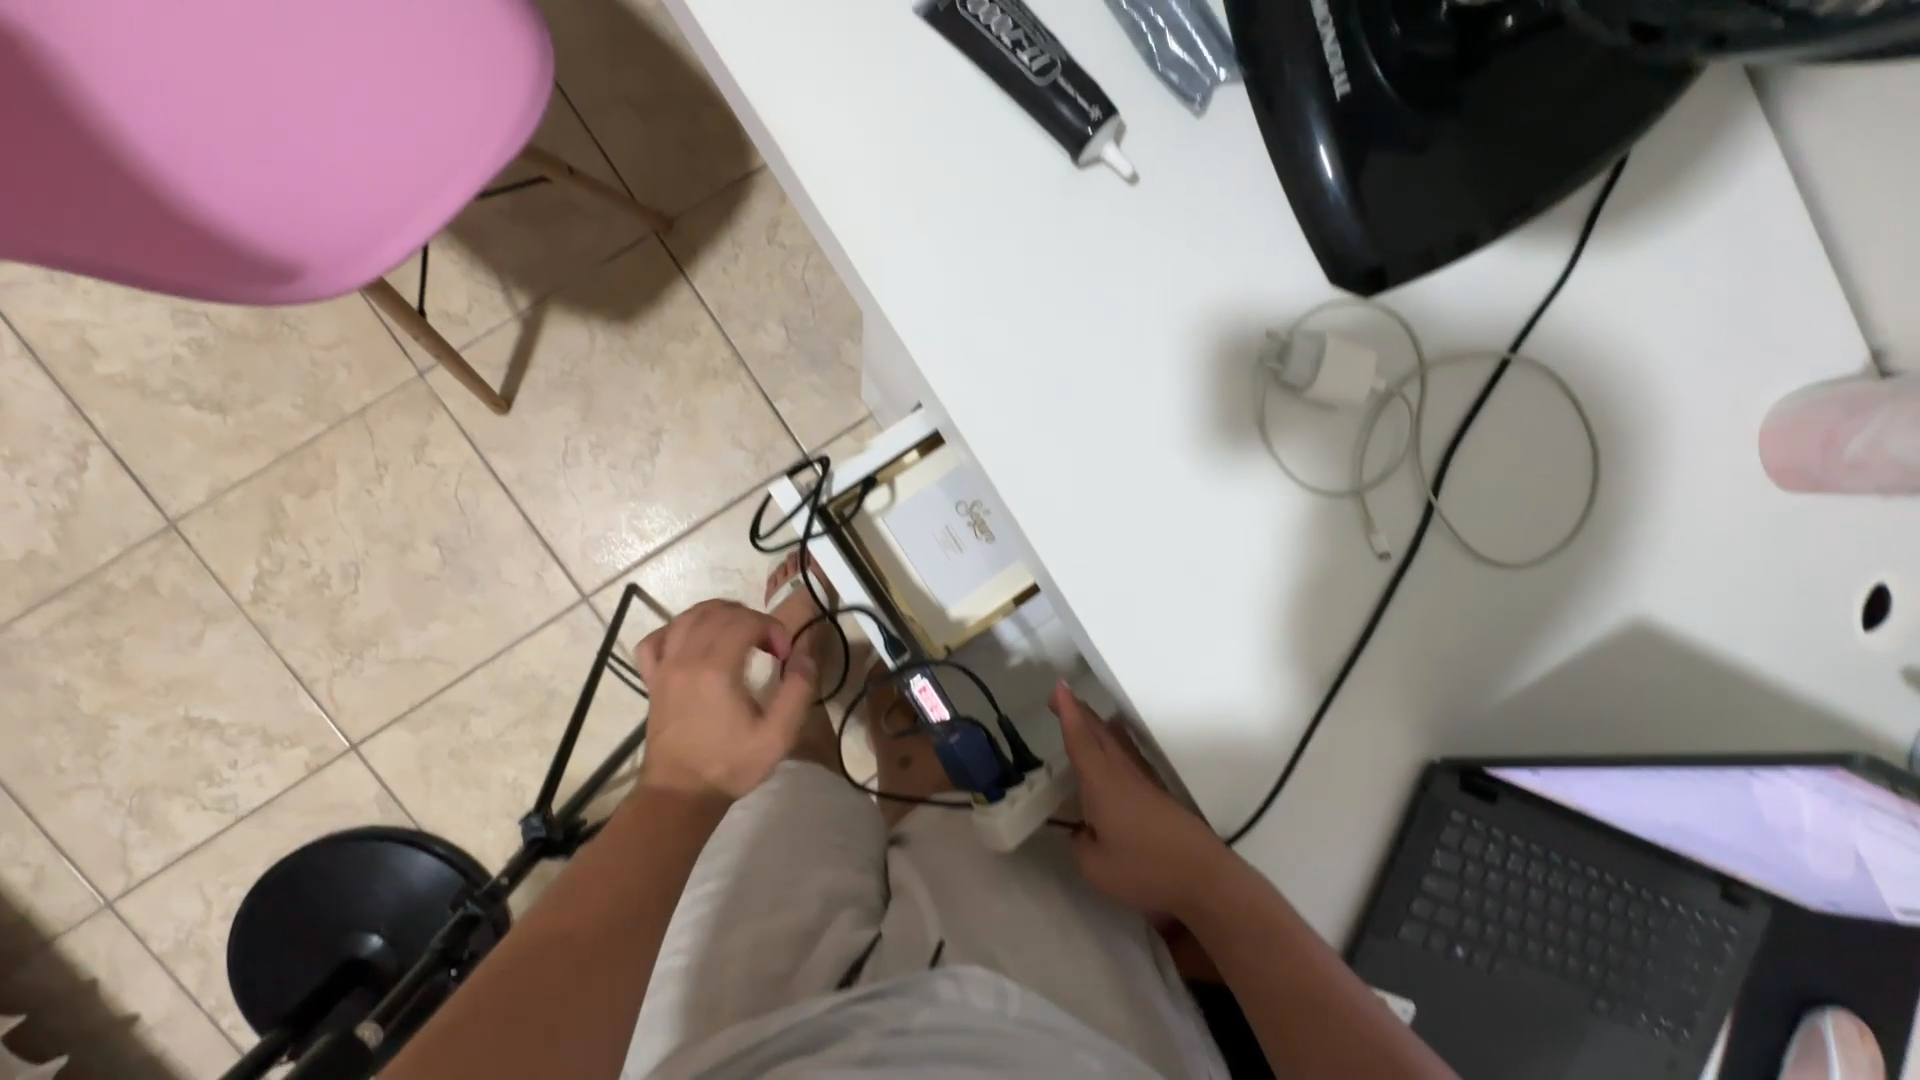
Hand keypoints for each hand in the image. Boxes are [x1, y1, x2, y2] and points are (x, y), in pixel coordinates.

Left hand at [631, 599, 819, 800]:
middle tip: (769, 645)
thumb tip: (804, 655)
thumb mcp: (779, 735)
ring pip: (688, 617)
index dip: (772, 627)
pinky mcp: (652, 680)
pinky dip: (677, 630)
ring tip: (739, 633)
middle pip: (718, 612)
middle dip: (751, 618)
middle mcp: (686, 659)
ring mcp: (664, 667)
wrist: (682, 793)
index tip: (784, 654)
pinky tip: (694, 642)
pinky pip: (656, 638)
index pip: (746, 621)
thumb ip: (798, 690)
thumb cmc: (731, 764)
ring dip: (718, 615)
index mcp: (716, 669)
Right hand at [1054, 682, 1234, 918]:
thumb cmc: (1146, 869)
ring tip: (1087, 716)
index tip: (1058, 687)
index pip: (1081, 741)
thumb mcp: (1096, 867)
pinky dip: (1118, 744)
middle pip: (1099, 735)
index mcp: (1103, 785)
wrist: (1203, 877)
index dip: (1068, 714)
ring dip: (1099, 726)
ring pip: (1118, 744)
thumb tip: (1082, 832)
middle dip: (1080, 713)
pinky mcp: (1159, 796)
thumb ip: (1081, 845)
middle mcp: (1123, 775)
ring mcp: (1145, 784)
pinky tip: (1120, 750)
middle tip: (1062, 697)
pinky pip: (1131, 758)